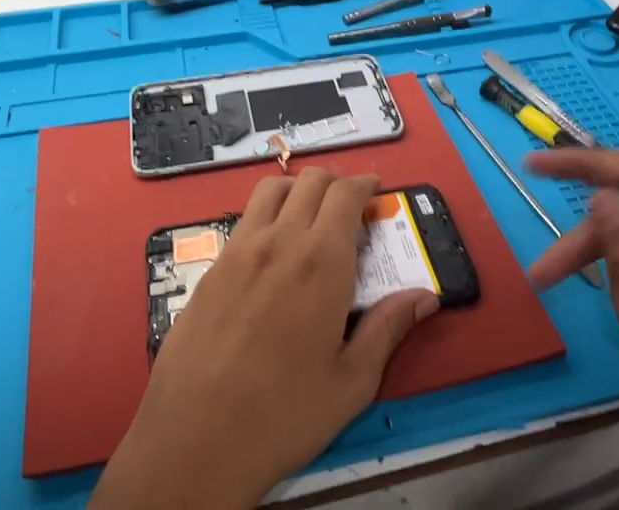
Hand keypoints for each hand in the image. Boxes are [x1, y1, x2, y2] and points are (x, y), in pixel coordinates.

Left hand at [90, 168, 439, 509]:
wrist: (194, 437)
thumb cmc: (284, 414)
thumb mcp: (352, 381)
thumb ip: (389, 328)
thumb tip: (424, 296)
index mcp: (322, 260)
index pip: (345, 194)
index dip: (365, 185)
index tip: (377, 192)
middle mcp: (279, 240)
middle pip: (309, 181)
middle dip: (336, 183)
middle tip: (351, 205)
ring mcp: (238, 249)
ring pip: (270, 189)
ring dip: (297, 190)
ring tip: (311, 215)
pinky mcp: (211, 267)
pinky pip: (244, 219)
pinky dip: (267, 213)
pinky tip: (272, 250)